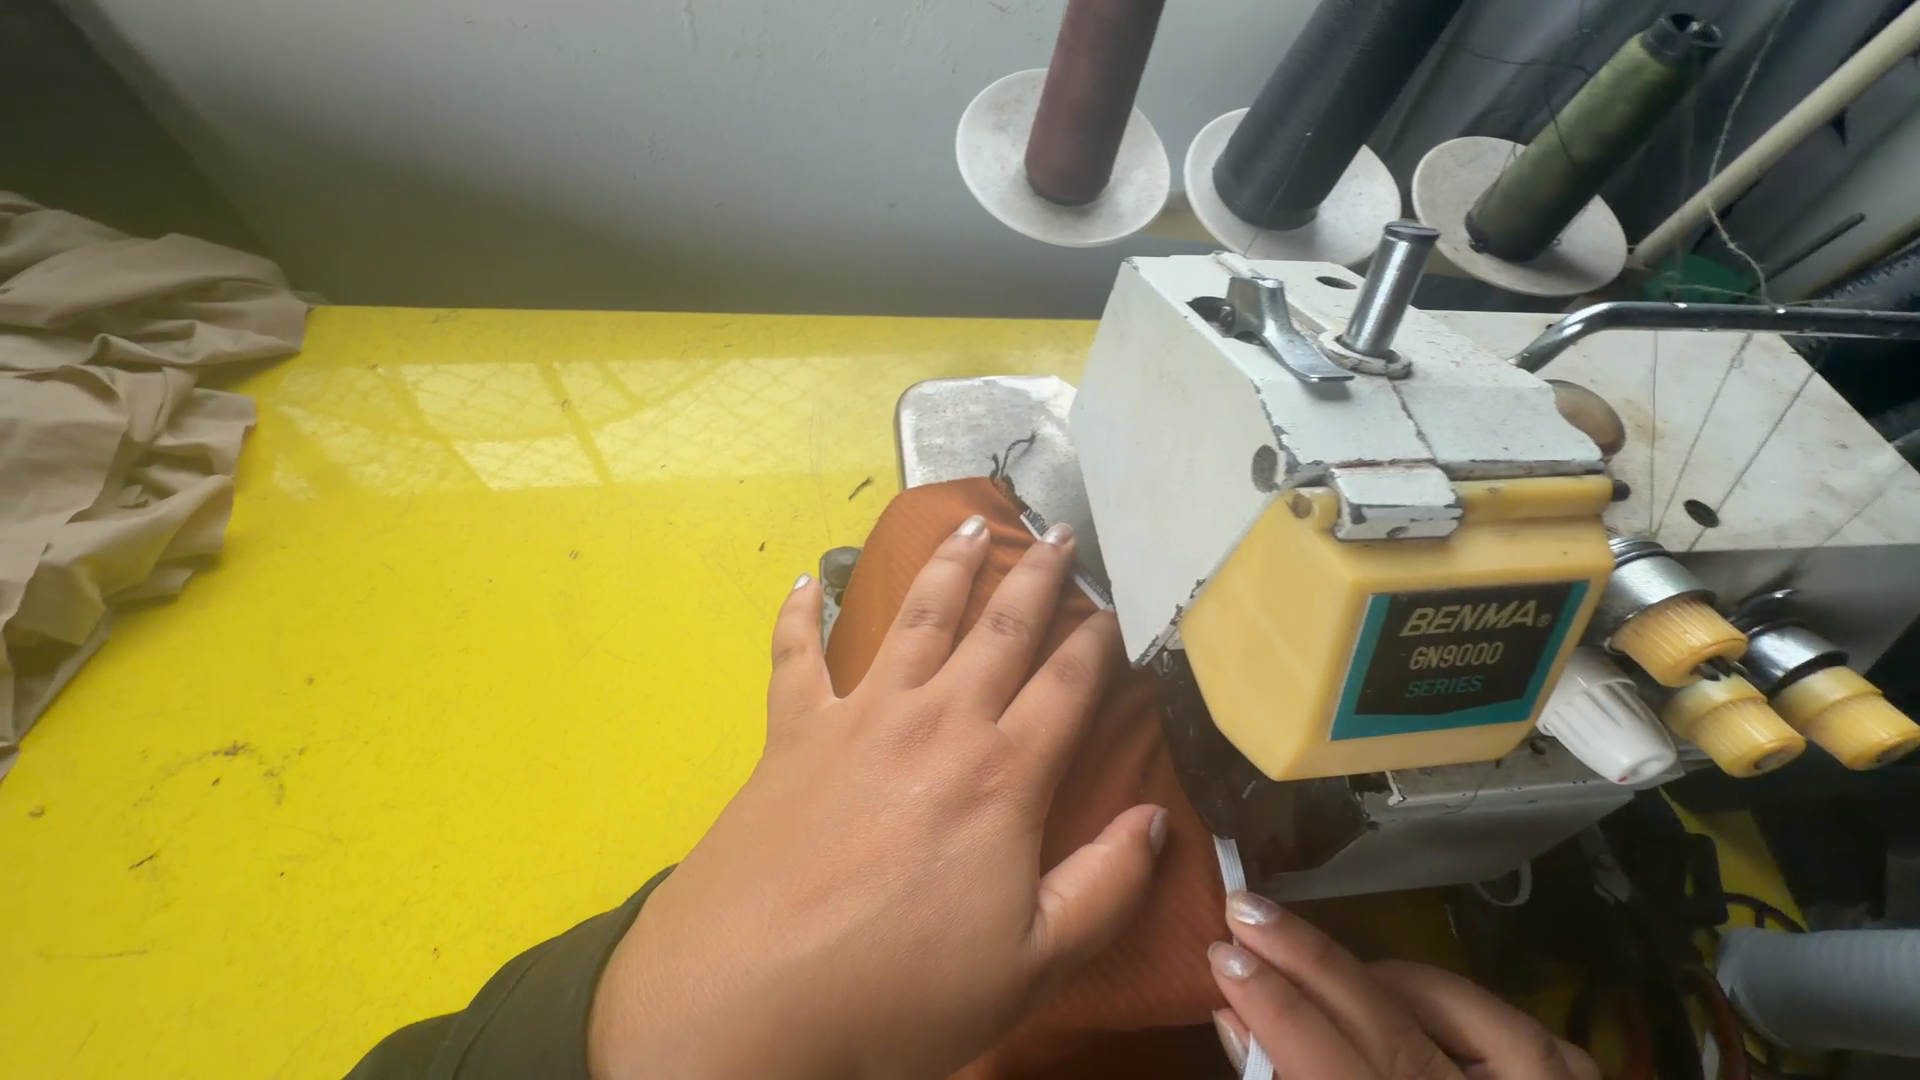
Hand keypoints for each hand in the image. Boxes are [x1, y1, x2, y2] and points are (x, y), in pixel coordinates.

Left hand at [587, 517, 1168, 1079]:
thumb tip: (1156, 822)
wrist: (748, 1000)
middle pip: (1000, 628)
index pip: (1068, 684)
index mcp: (1001, 773)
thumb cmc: (897, 990)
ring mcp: (859, 716)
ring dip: (946, 566)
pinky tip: (802, 580)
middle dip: (1037, 575)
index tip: (1117, 606)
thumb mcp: (1030, 965)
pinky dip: (797, 614)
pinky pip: (794, 655)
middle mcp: (935, 720)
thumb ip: (1106, 889)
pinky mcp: (793, 730)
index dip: (1099, 640)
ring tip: (968, 522)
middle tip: (1059, 534)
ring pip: (914, 617)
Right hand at [1209, 892, 1599, 1079]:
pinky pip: (1516, 1029)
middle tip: (1243, 907)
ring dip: (1371, 978)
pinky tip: (1400, 993)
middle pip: (1388, 1035)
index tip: (1220, 952)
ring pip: (1457, 1020)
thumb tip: (1233, 1014)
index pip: (1331, 1072)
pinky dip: (1445, 997)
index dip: (1276, 1008)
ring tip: (1316, 965)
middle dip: (1308, 961)